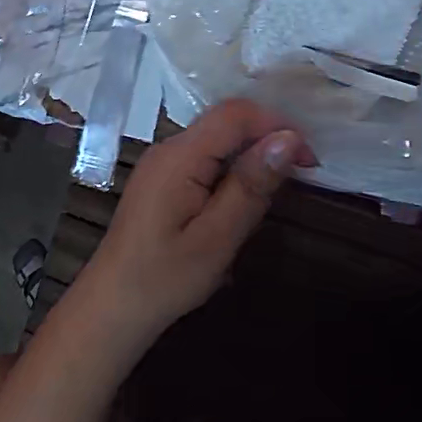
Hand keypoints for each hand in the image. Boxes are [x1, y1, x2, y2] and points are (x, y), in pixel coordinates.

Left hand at [65, 100, 313, 349]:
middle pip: (225, 121)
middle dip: (267, 138)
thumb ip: (252, 184)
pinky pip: (204, 156)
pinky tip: (241, 197)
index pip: (235, 114)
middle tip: (298, 175)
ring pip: (216, 138)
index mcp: (179, 156)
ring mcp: (162, 161)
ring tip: (274, 189)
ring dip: (250, 154)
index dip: (277, 125)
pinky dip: (231, 167)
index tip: (309, 159)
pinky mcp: (161, 177)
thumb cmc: (166, 277)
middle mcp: (168, 147)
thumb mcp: (217, 236)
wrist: (112, 307)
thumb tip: (289, 139)